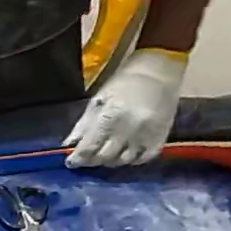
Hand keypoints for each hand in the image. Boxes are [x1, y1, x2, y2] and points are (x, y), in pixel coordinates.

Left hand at [65, 49, 187, 167]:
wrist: (160, 69)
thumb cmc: (124, 83)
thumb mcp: (97, 101)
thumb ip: (82, 126)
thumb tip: (68, 145)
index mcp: (110, 117)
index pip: (88, 149)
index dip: (76, 159)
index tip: (70, 162)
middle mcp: (129, 129)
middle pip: (104, 158)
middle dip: (91, 160)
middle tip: (87, 157)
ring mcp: (147, 134)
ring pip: (123, 161)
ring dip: (110, 161)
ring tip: (105, 153)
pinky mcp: (162, 135)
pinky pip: (144, 158)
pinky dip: (132, 160)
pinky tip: (125, 153)